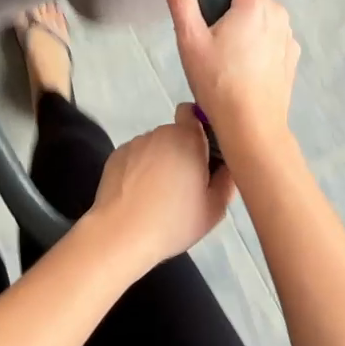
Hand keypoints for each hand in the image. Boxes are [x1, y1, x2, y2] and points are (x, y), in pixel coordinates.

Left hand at [83, 105, 236, 271]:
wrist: (122, 232)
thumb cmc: (173, 220)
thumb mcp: (214, 209)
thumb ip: (227, 181)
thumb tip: (228, 166)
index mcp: (187, 139)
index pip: (192, 112)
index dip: (199, 126)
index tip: (203, 151)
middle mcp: (160, 133)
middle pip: (176, 135)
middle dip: (182, 152)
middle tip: (186, 184)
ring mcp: (135, 143)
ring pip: (155, 146)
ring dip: (161, 161)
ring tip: (160, 194)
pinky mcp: (116, 155)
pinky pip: (136, 157)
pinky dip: (140, 169)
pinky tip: (140, 194)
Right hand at [158, 0, 298, 163]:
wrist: (253, 130)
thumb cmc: (218, 82)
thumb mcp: (189, 39)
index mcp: (255, 4)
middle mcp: (278, 14)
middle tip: (207, 19)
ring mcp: (288, 37)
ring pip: (263, 14)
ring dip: (244, 20)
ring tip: (220, 47)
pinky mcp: (291, 58)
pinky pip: (271, 36)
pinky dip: (256, 41)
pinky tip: (239, 65)